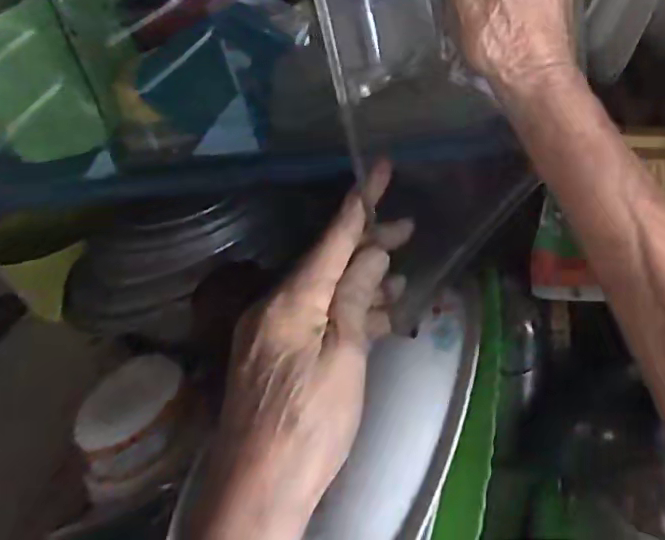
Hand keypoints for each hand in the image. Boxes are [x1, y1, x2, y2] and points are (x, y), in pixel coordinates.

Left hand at [195, 161, 412, 539]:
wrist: (256, 499)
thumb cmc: (309, 426)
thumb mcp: (345, 357)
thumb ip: (356, 296)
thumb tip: (372, 251)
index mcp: (290, 300)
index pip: (334, 236)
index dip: (362, 200)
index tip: (381, 165)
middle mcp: (275, 306)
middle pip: (330, 261)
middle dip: (370, 245)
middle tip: (408, 229)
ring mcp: (271, 331)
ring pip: (326, 290)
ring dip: (363, 284)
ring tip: (400, 279)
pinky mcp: (274, 356)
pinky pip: (316, 318)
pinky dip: (346, 314)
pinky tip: (377, 317)